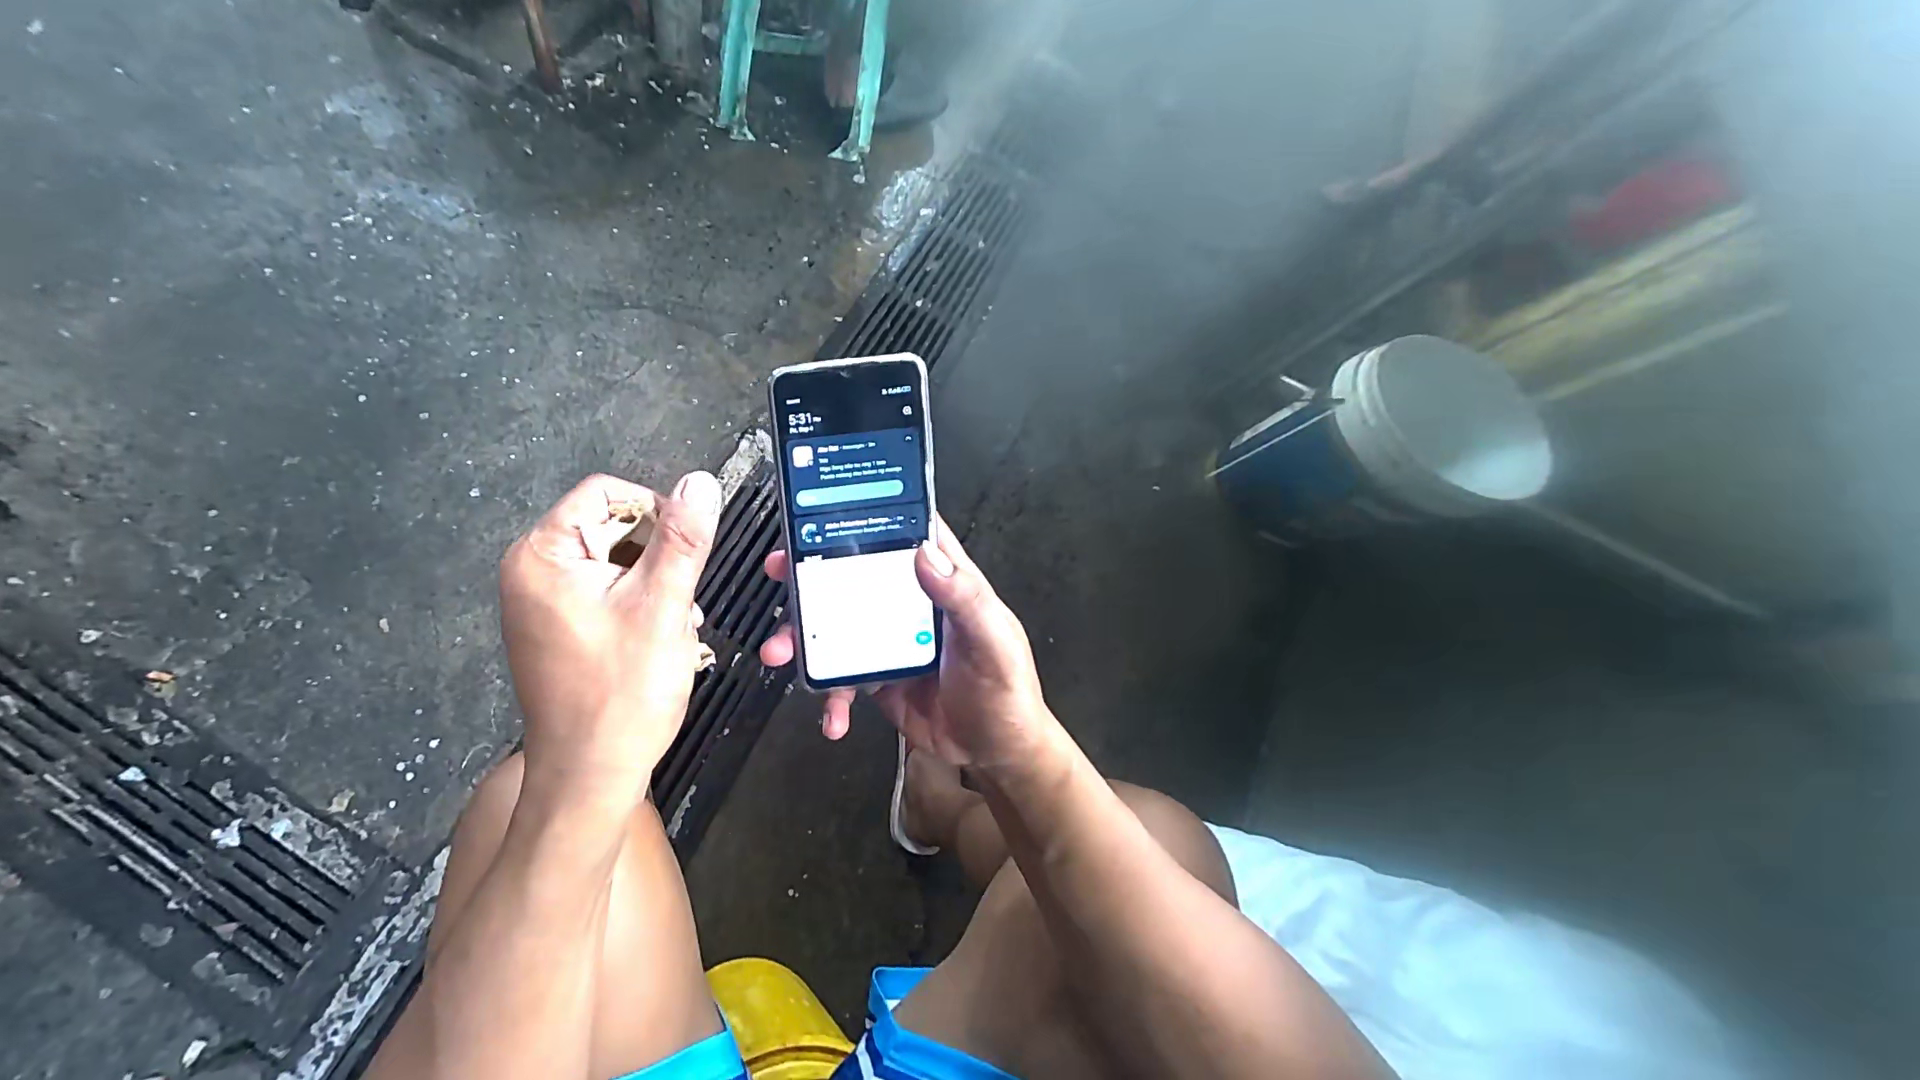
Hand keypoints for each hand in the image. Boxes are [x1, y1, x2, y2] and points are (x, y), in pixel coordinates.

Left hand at [499, 472, 720, 797]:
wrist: (594, 773)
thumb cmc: (621, 695)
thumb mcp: (663, 606)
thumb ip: (684, 539)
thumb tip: (702, 482)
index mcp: (543, 557)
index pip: (607, 494)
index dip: (657, 513)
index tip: (685, 554)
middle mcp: (534, 572)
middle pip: (616, 526)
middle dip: (660, 558)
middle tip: (676, 601)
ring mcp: (547, 601)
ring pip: (623, 560)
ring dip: (659, 585)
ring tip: (671, 626)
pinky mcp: (564, 624)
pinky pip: (613, 590)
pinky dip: (645, 605)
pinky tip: (659, 639)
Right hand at [757, 518, 1057, 772]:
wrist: (994, 753)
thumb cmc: (1007, 693)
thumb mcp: (992, 641)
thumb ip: (964, 598)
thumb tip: (927, 555)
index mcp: (947, 585)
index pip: (910, 537)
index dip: (874, 519)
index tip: (832, 511)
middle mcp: (914, 606)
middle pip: (858, 577)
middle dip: (815, 574)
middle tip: (783, 572)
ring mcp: (893, 641)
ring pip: (839, 625)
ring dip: (806, 638)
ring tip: (783, 653)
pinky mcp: (880, 676)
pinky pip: (843, 678)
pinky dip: (831, 695)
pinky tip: (833, 714)